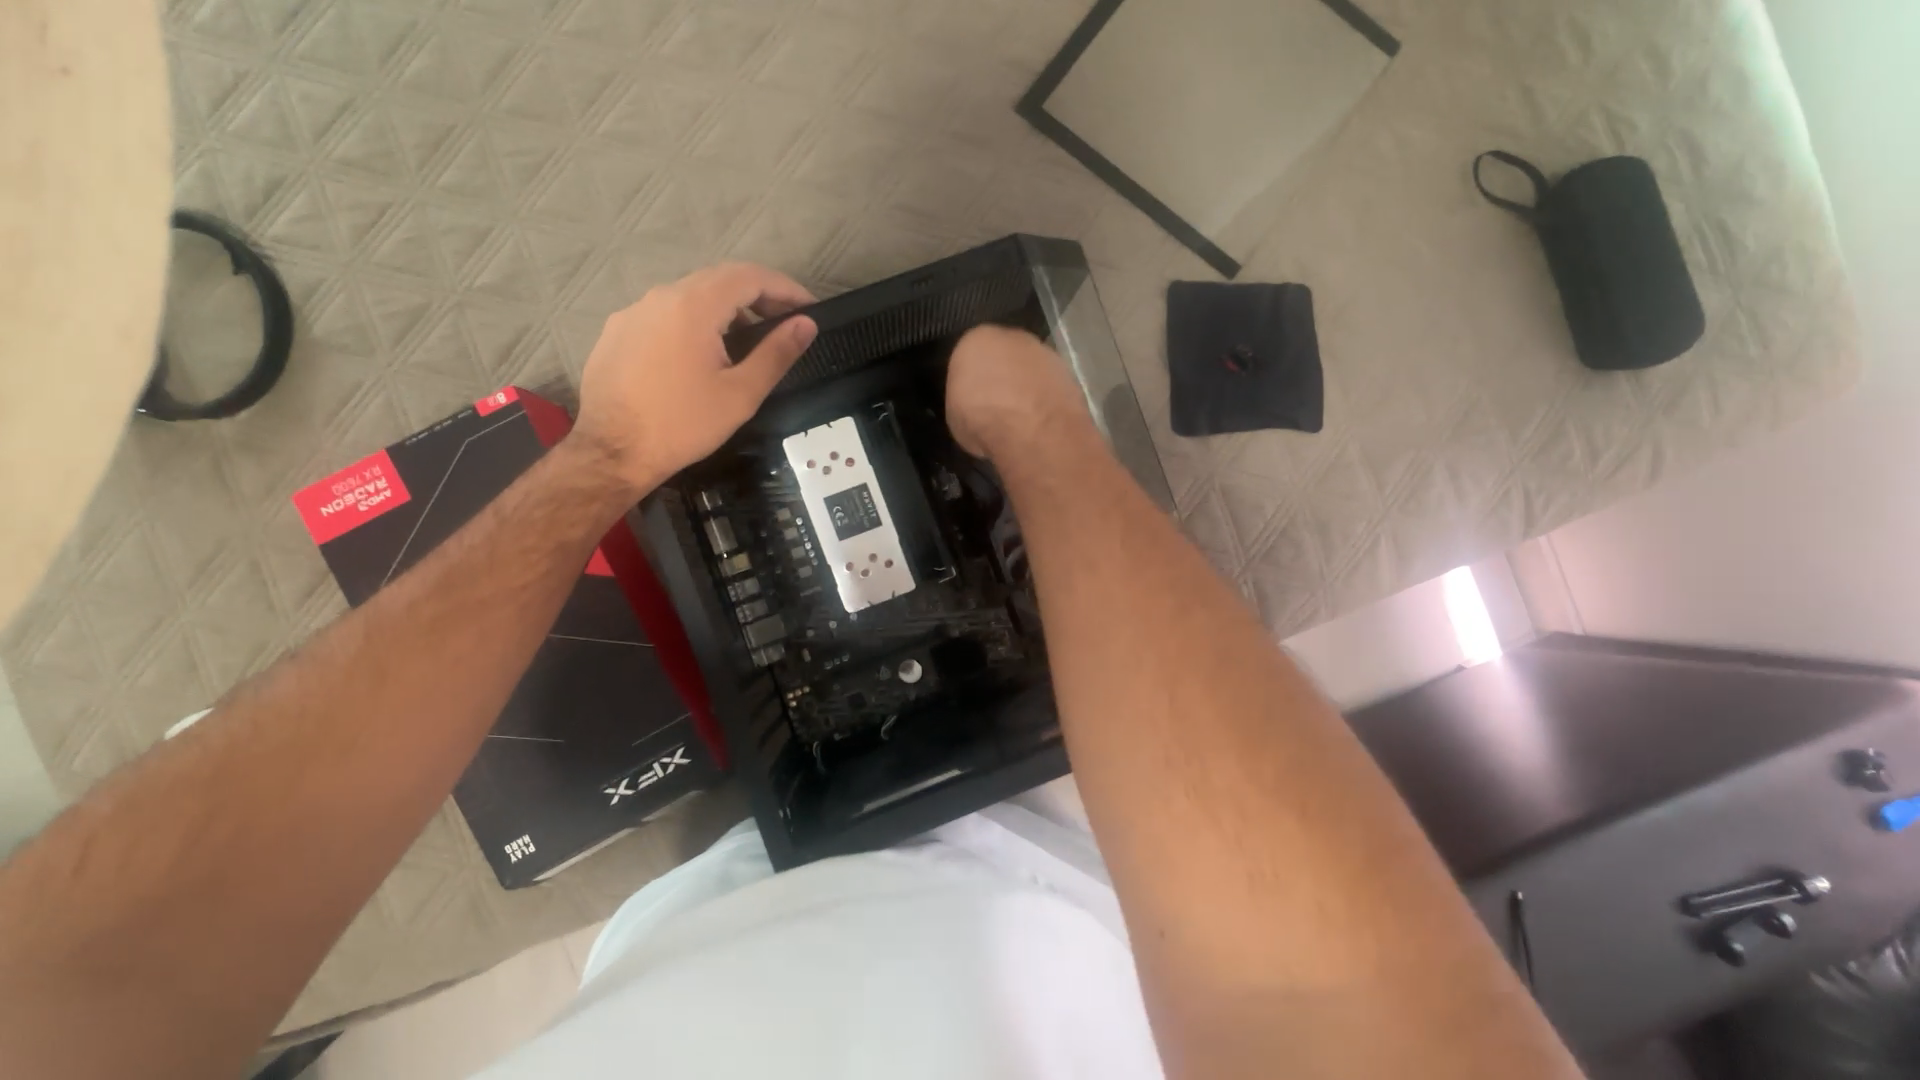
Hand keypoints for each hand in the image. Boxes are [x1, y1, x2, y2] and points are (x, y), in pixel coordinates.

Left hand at [572, 263, 816, 492]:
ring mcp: (633, 312)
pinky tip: (700, 356)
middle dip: (758, 296)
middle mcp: (660, 296)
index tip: (810, 309)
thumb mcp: (741, 394)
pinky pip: (665, 315)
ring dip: (725, 310)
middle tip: (785, 323)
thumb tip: (806, 324)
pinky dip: (694, 323)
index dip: (786, 288)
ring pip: (690, 296)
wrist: (611, 452)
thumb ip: (776, 353)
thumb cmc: (682, 425)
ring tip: (747, 341)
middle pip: (719, 280)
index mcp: (693, 306)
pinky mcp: (617, 332)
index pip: (749, 276)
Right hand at [945, 325, 1088, 459]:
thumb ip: (964, 401)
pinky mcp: (1069, 375)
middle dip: (1001, 377)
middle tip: (996, 407)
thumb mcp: (955, 415)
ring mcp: (1046, 354)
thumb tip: (973, 410)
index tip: (972, 401)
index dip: (971, 380)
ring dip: (1026, 388)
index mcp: (977, 339)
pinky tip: (1040, 423)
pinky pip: (1049, 388)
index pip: (970, 354)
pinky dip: (1045, 401)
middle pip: (1004, 356)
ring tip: (1020, 419)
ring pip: (1030, 370)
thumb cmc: (982, 418)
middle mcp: (1014, 337)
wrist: (1033, 429)